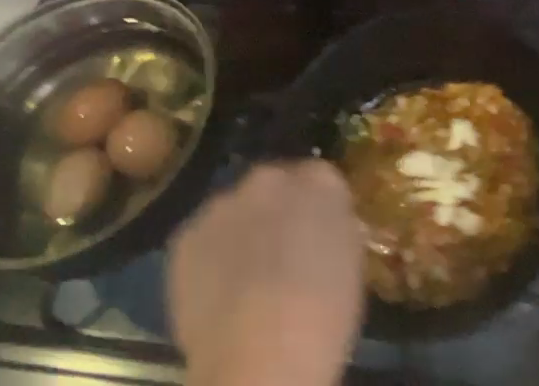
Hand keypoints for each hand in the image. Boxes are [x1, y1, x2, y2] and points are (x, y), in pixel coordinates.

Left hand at [168, 161, 364, 385]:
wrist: (259, 361)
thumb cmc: (323, 317)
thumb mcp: (353, 263)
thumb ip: (339, 228)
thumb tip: (328, 224)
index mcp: (319, 181)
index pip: (320, 177)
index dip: (317, 206)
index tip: (316, 232)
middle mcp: (269, 179)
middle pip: (274, 184)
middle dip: (277, 209)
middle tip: (281, 250)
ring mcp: (222, 204)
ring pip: (235, 210)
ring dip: (242, 230)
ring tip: (244, 276)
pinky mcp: (185, 236)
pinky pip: (203, 238)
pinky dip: (211, 256)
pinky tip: (218, 291)